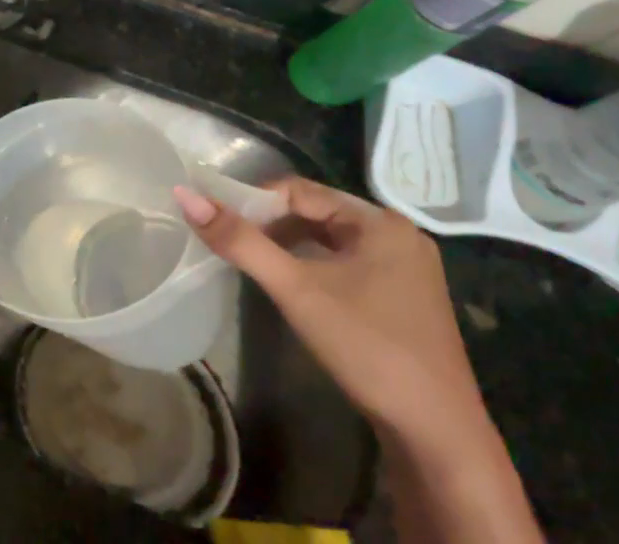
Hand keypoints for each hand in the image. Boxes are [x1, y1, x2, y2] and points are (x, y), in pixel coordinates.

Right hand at [171, 177, 490, 452]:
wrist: (434, 427)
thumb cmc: (366, 346)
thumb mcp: (295, 289)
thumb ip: (239, 240)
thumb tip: (184, 196)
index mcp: (381, 224)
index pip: (299, 191)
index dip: (252, 202)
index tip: (218, 225)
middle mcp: (398, 236)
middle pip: (314, 212)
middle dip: (267, 224)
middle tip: (229, 245)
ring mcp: (404, 267)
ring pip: (326, 238)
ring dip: (285, 244)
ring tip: (251, 264)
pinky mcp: (400, 295)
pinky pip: (342, 261)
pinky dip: (308, 264)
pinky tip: (288, 286)